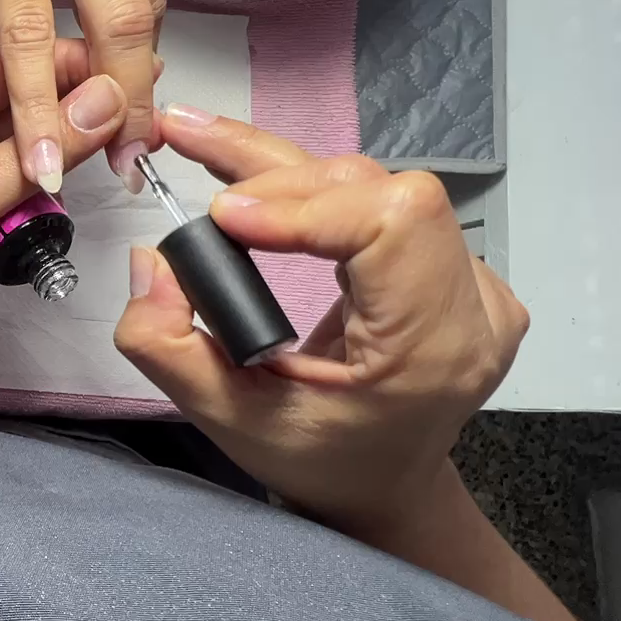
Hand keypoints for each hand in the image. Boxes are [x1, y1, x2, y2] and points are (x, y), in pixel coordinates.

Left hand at [0, 41, 127, 383]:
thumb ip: (32, 154)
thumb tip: (105, 100)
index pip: (3, 68)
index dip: (64, 63)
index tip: (128, 67)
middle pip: (21, 105)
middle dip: (77, 107)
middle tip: (141, 109)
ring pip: (28, 149)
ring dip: (69, 150)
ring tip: (127, 144)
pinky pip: (24, 189)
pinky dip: (53, 189)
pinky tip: (85, 183)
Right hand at [114, 107, 530, 534]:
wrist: (380, 482)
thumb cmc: (309, 458)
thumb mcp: (221, 416)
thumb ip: (165, 345)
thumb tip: (150, 260)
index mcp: (428, 349)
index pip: (390, 225)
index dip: (302, 207)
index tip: (219, 215)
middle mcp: (471, 303)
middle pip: (376, 191)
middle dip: (272, 177)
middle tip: (182, 151)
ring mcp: (470, 279)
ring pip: (371, 185)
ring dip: (277, 168)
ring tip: (194, 137)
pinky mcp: (446, 265)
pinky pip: (372, 202)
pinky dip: (300, 185)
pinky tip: (245, 175)